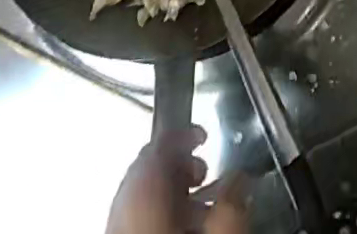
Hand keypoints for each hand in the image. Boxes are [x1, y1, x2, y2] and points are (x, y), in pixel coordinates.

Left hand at [106, 126, 249, 233]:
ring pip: (142, 187)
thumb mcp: (215, 231)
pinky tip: (179, 223)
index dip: (186, 132)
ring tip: (199, 203)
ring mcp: (114, 217)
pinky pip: (134, 210)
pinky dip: (156, 207)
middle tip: (205, 171)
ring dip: (171, 187)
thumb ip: (232, 200)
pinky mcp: (114, 232)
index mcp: (145, 182)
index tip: (205, 135)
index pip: (161, 140)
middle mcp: (124, 195)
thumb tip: (242, 178)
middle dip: (181, 161)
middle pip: (151, 161)